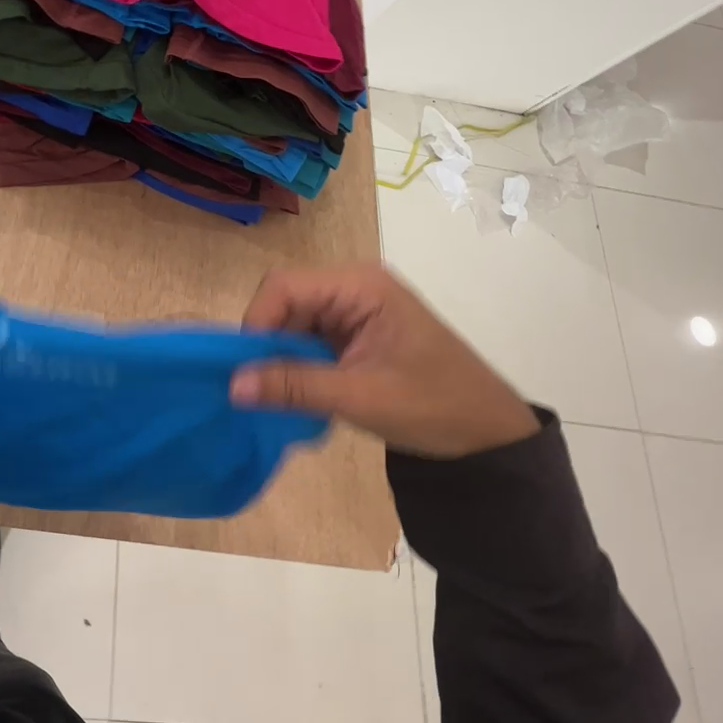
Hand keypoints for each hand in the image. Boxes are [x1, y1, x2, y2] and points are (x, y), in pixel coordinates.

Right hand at [231, 265, 538, 457]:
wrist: (490, 437)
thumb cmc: (435, 407)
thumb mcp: (361, 398)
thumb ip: (293, 385)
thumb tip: (232, 385)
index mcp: (360, 285)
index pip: (284, 286)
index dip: (258, 322)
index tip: (246, 369)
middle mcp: (352, 286)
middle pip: (284, 300)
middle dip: (266, 341)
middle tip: (258, 386)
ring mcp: (353, 308)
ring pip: (290, 320)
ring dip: (279, 355)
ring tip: (276, 392)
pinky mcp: (353, 332)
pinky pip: (306, 337)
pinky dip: (294, 362)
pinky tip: (295, 390)